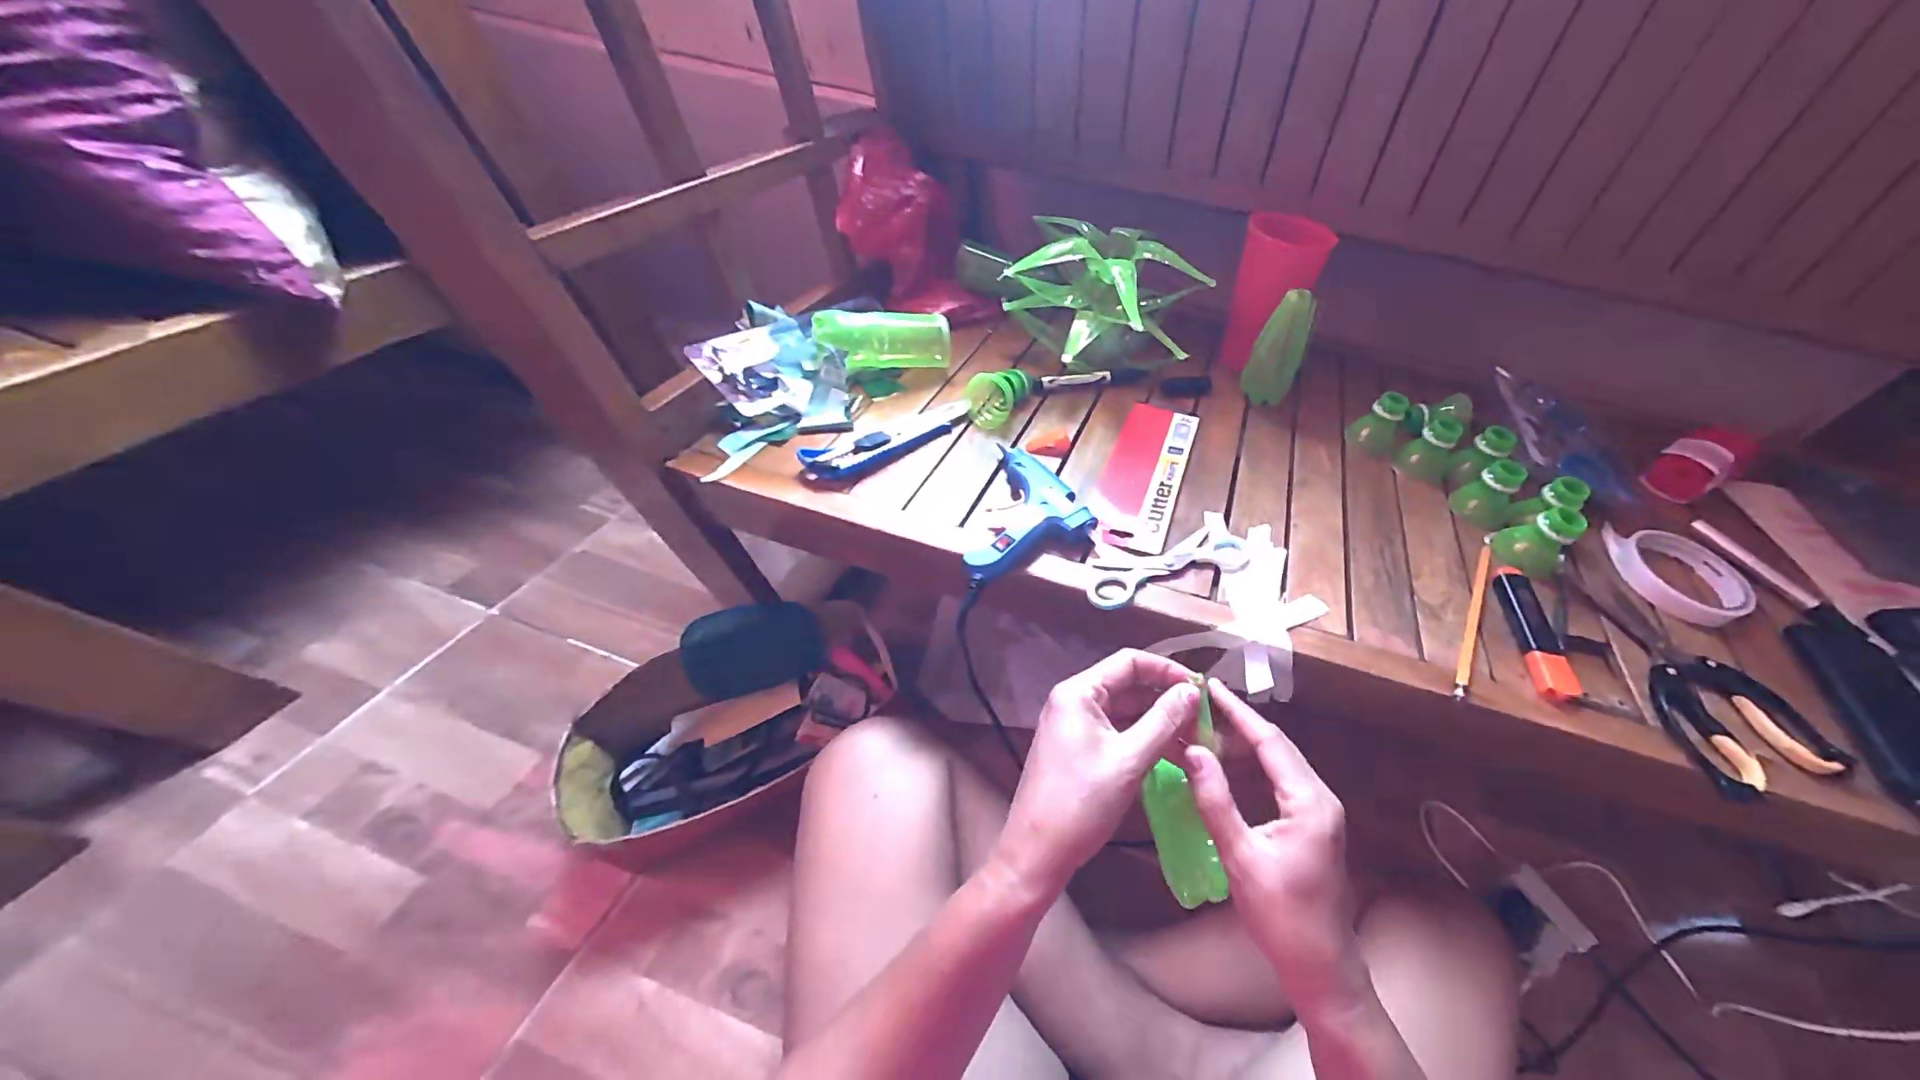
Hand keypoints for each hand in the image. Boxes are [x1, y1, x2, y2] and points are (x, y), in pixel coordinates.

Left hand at [992, 650, 1199, 896]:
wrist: (1038, 851)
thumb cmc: (1081, 801)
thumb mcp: (1129, 759)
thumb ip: (1163, 720)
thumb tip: (1191, 690)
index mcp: (1079, 693)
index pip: (1129, 662)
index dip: (1167, 670)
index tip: (1202, 688)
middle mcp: (1074, 701)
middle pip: (1129, 686)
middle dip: (1168, 701)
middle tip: (1207, 720)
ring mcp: (1075, 726)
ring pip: (1126, 712)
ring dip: (1161, 724)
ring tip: (1200, 742)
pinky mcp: (1080, 748)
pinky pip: (1118, 733)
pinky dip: (1145, 741)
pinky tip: (1176, 757)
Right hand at [1184, 682, 1365, 1013]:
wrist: (1320, 966)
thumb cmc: (1281, 914)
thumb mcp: (1241, 855)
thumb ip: (1215, 800)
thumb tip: (1193, 752)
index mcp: (1310, 801)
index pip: (1271, 741)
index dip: (1238, 712)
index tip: (1210, 688)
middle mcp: (1320, 799)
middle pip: (1277, 746)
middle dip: (1239, 723)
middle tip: (1200, 705)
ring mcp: (1319, 812)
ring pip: (1278, 763)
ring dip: (1244, 744)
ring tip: (1206, 728)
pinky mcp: (1310, 825)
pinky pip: (1278, 781)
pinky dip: (1251, 766)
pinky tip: (1226, 766)